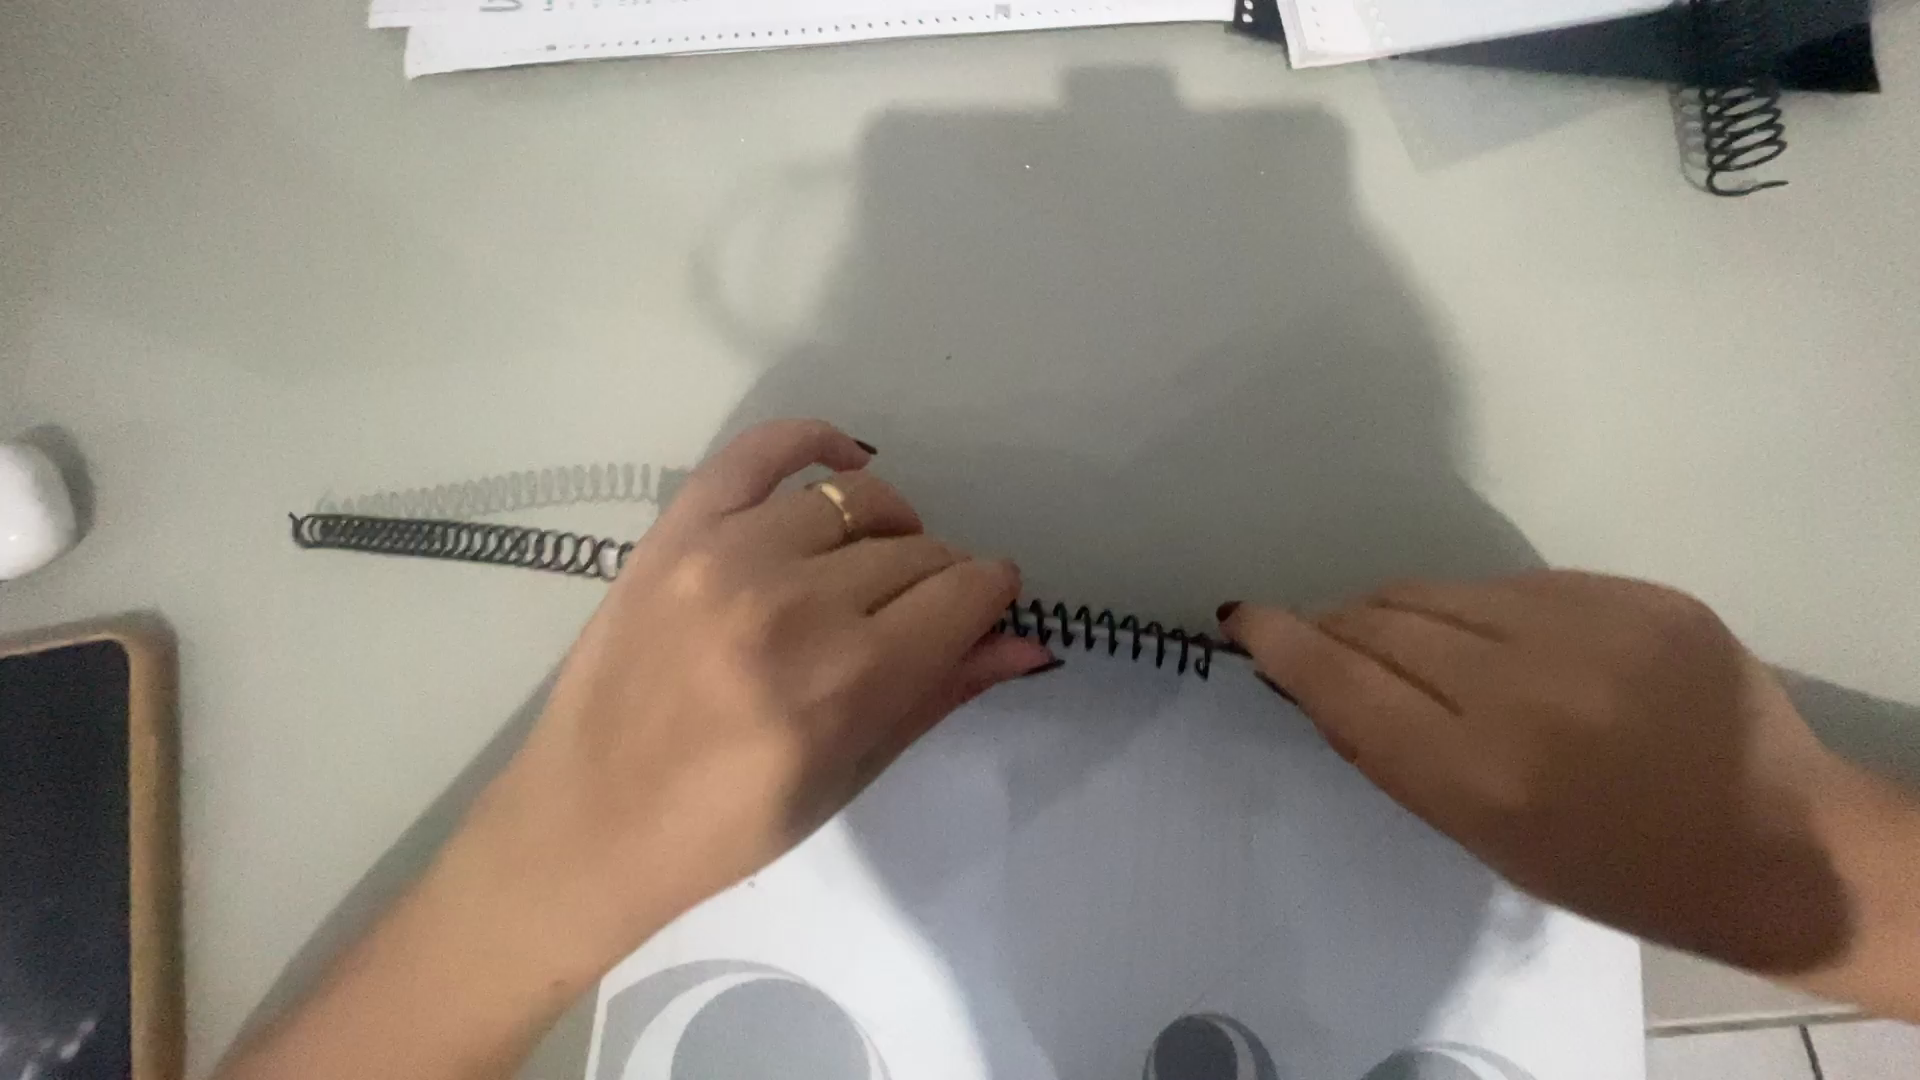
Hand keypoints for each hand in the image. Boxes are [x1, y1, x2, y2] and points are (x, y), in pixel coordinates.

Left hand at [452, 419, 1052, 970]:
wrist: (587, 824)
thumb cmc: (732, 825)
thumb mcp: (853, 772)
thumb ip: (944, 692)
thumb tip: (1030, 643)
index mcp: (846, 682)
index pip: (962, 596)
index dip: (992, 592)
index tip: (989, 600)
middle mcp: (793, 606)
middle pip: (915, 551)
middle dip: (943, 575)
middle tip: (925, 605)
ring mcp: (726, 557)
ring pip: (856, 499)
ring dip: (892, 524)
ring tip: (878, 558)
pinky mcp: (676, 532)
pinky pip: (761, 450)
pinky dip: (815, 440)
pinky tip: (844, 459)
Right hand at [1220, 571, 1857, 975]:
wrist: (1788, 852)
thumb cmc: (1601, 866)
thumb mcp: (1468, 832)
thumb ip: (1377, 745)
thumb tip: (1303, 670)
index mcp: (1482, 771)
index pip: (1342, 678)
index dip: (1280, 640)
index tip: (1241, 617)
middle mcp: (1530, 689)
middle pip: (1379, 620)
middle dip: (1335, 626)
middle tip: (1327, 642)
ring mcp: (1593, 630)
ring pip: (1431, 590)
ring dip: (1397, 614)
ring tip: (1414, 648)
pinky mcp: (1637, 595)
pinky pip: (1502, 585)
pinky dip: (1473, 611)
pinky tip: (1501, 647)